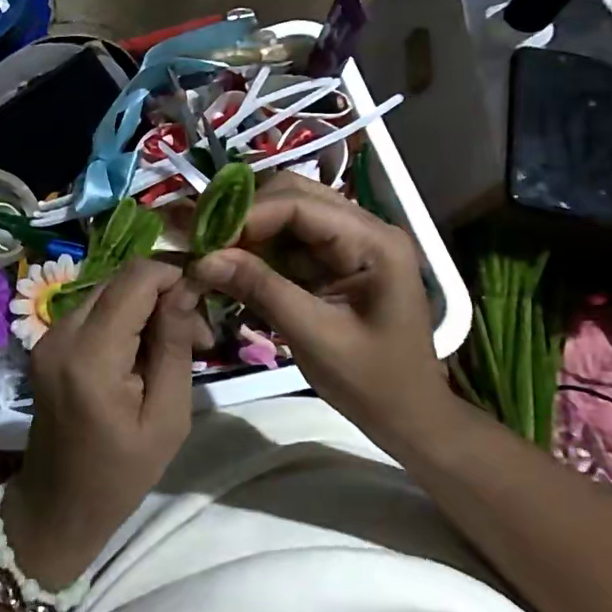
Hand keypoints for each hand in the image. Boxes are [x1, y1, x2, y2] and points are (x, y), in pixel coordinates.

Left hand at [6, 259, 206, 587]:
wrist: (57, 506)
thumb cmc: (119, 474)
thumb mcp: (167, 417)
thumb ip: (174, 346)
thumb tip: (185, 288)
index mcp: (90, 355)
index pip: (136, 278)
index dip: (175, 277)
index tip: (202, 308)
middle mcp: (61, 333)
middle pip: (122, 280)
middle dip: (165, 295)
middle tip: (196, 337)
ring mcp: (49, 336)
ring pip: (110, 291)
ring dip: (146, 307)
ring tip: (173, 348)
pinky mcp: (49, 343)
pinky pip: (94, 311)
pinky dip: (125, 320)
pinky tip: (142, 353)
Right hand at [189, 173, 448, 435]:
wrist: (408, 414)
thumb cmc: (371, 380)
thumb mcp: (313, 335)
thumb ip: (261, 289)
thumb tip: (203, 259)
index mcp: (374, 241)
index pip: (301, 204)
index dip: (249, 215)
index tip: (205, 239)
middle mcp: (365, 229)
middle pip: (295, 197)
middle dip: (247, 217)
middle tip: (205, 244)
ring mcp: (352, 243)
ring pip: (290, 215)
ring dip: (251, 232)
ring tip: (213, 255)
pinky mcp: (338, 261)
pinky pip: (292, 242)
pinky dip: (262, 252)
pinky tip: (235, 268)